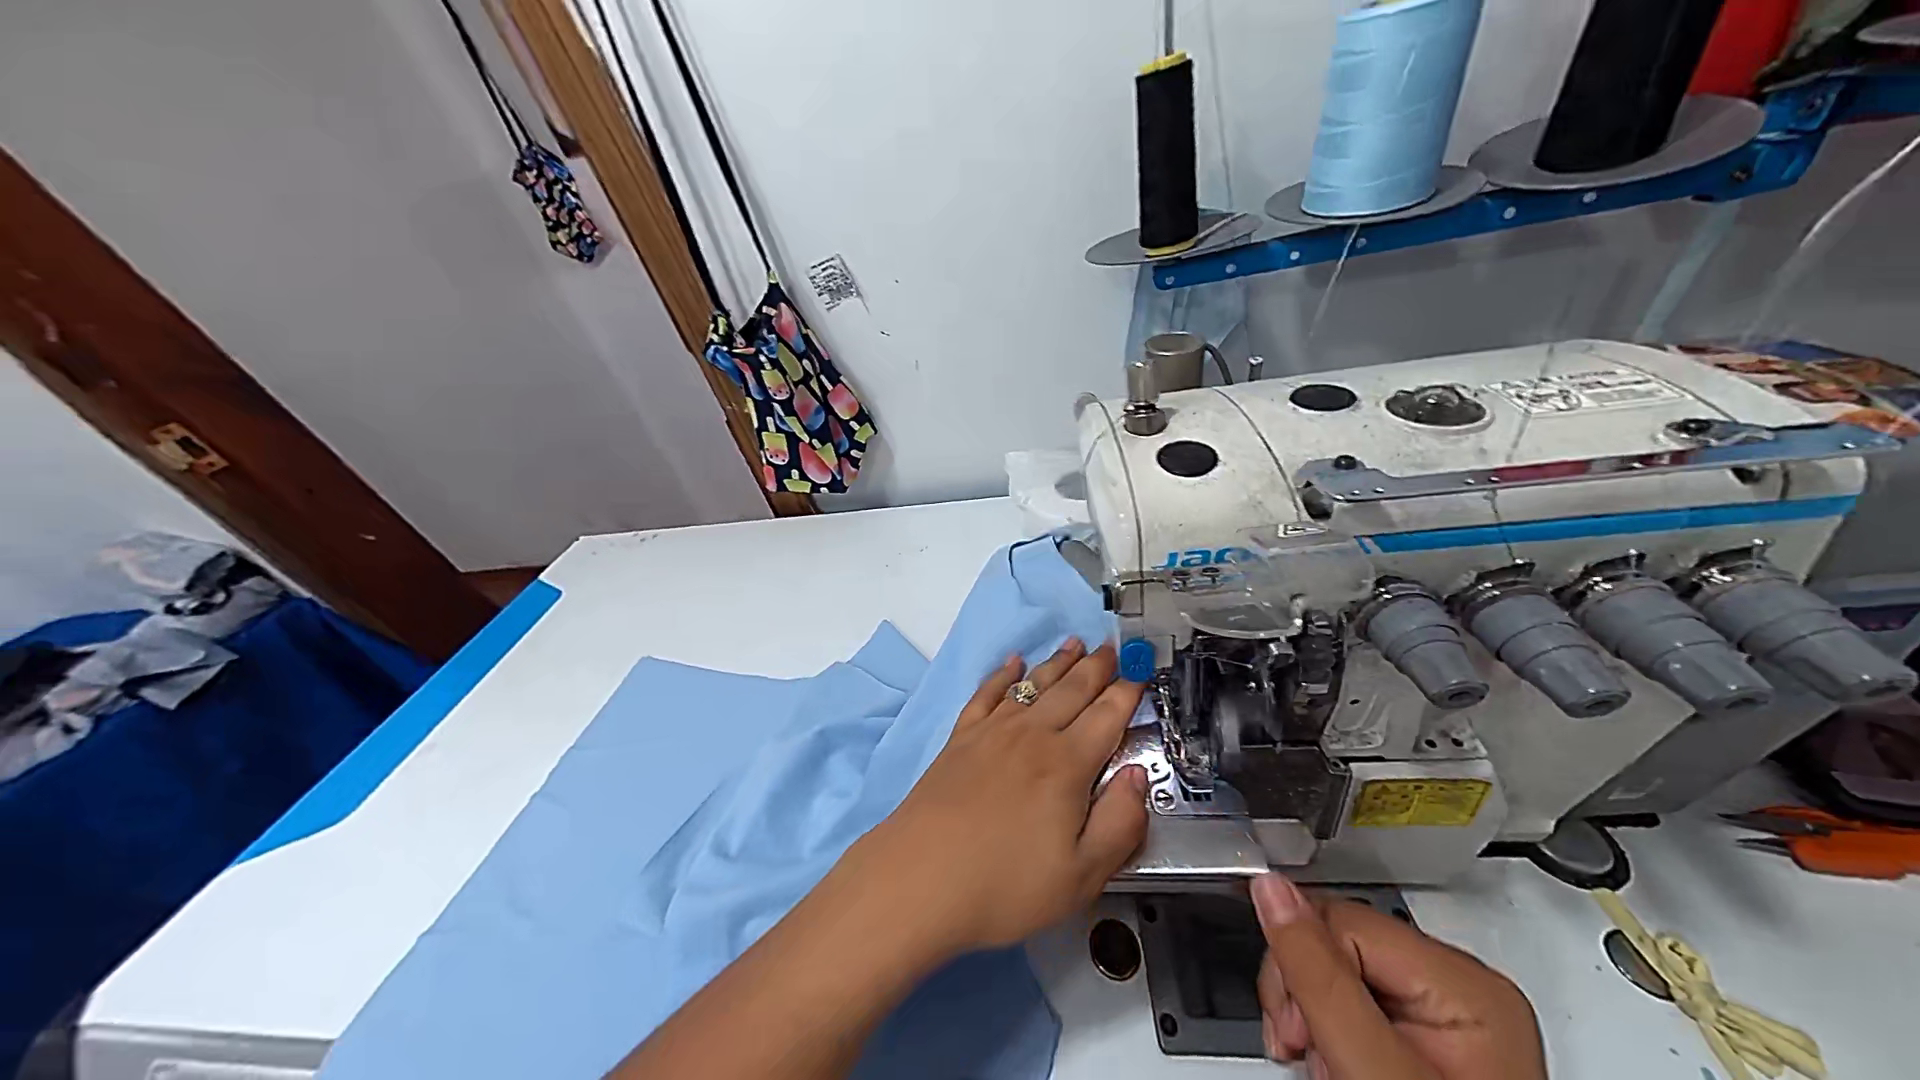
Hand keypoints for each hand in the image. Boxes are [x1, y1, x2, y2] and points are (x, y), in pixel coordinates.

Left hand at [833, 639, 1148, 959]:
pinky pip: (987, 694)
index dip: (1128, 692)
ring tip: (1075, 643)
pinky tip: (1011, 662)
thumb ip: (1120, 823)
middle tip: (1113, 646)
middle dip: (1097, 666)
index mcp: (1067, 765)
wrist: (919, 879)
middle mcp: (1031, 736)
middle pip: (1072, 690)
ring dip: (1058, 662)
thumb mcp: (1082, 875)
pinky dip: (1002, 674)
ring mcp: (992, 733)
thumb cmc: (1005, 885)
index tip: (1142, 670)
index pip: (1107, 716)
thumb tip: (1136, 775)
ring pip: (1033, 684)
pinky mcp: (960, 739)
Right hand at [1252, 874, 1545, 1079]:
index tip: (1296, 1023)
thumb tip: (1270, 890)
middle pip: (1334, 939)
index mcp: (1467, 988)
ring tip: (1320, 1062)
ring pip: (1329, 965)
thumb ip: (1317, 973)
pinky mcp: (1413, 1033)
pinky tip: (1331, 1061)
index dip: (1300, 963)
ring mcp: (1437, 1014)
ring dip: (1305, 1012)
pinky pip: (1340, 993)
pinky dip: (1320, 1028)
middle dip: (1299, 990)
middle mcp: (1457, 990)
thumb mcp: (1372, 1069)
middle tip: (1302, 1046)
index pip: (1342, 922)